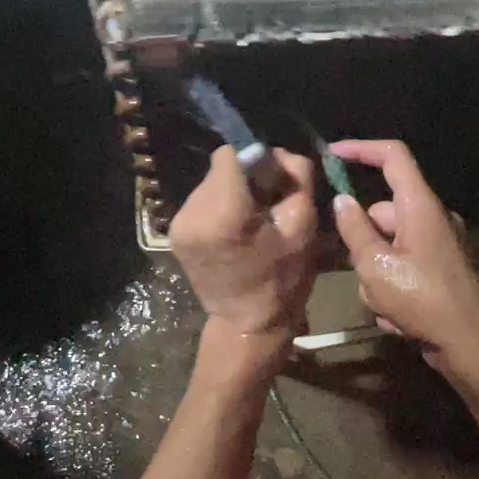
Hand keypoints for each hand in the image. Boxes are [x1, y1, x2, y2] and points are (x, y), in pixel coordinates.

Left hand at [170, 145, 318, 381]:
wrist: (246, 325)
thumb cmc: (282, 281)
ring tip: (254, 217)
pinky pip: (202, 201)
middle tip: (269, 199)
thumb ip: (295, 178)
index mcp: (224, 212)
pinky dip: (221, 205)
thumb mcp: (303, 226)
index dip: (256, 158)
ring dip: (233, 190)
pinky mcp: (175, 232)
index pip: (231, 154)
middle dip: (246, 175)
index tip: (274, 178)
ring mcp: (179, 223)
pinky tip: (236, 228)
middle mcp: (192, 212)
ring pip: (210, 182)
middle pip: (220, 167)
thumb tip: (279, 153)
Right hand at [328, 139, 478, 377]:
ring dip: (375, 274)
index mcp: (420, 206)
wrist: (471, 346)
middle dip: (362, 244)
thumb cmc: (422, 299)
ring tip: (384, 305)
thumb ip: (354, 229)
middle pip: (381, 213)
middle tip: (360, 274)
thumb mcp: (375, 265)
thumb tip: (341, 201)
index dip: (361, 149)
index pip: (393, 157)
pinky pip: (403, 268)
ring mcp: (439, 246)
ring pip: (387, 246)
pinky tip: (398, 318)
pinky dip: (393, 288)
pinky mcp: (440, 271)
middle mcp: (433, 218)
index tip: (332, 155)